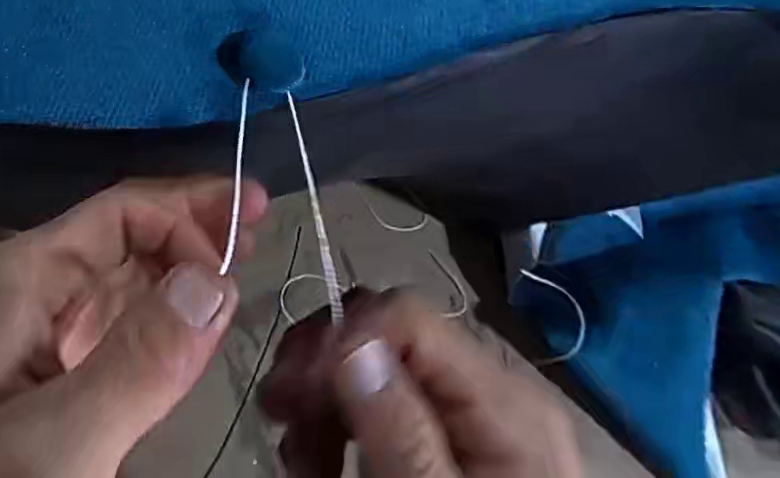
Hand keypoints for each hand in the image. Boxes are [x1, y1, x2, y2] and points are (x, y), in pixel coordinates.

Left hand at [0, 177, 269, 477]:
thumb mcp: (61, 440)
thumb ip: (138, 361)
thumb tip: (215, 278)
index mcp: (24, 274)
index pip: (116, 213)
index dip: (181, 221)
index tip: (236, 267)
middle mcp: (35, 285)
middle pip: (126, 230)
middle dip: (191, 217)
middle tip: (258, 208)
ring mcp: (46, 327)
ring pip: (129, 269)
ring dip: (186, 254)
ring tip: (244, 243)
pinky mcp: (60, 370)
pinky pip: (125, 318)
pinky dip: (169, 304)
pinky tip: (201, 304)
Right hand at [259, 287, 581, 477]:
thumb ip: (401, 434)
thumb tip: (347, 342)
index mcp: (503, 400)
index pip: (407, 316)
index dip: (340, 334)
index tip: (289, 386)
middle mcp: (489, 387)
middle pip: (384, 333)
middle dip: (321, 366)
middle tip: (276, 413)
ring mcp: (472, 412)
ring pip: (374, 364)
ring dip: (321, 400)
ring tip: (297, 459)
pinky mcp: (452, 438)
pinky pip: (384, 401)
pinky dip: (341, 424)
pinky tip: (319, 462)